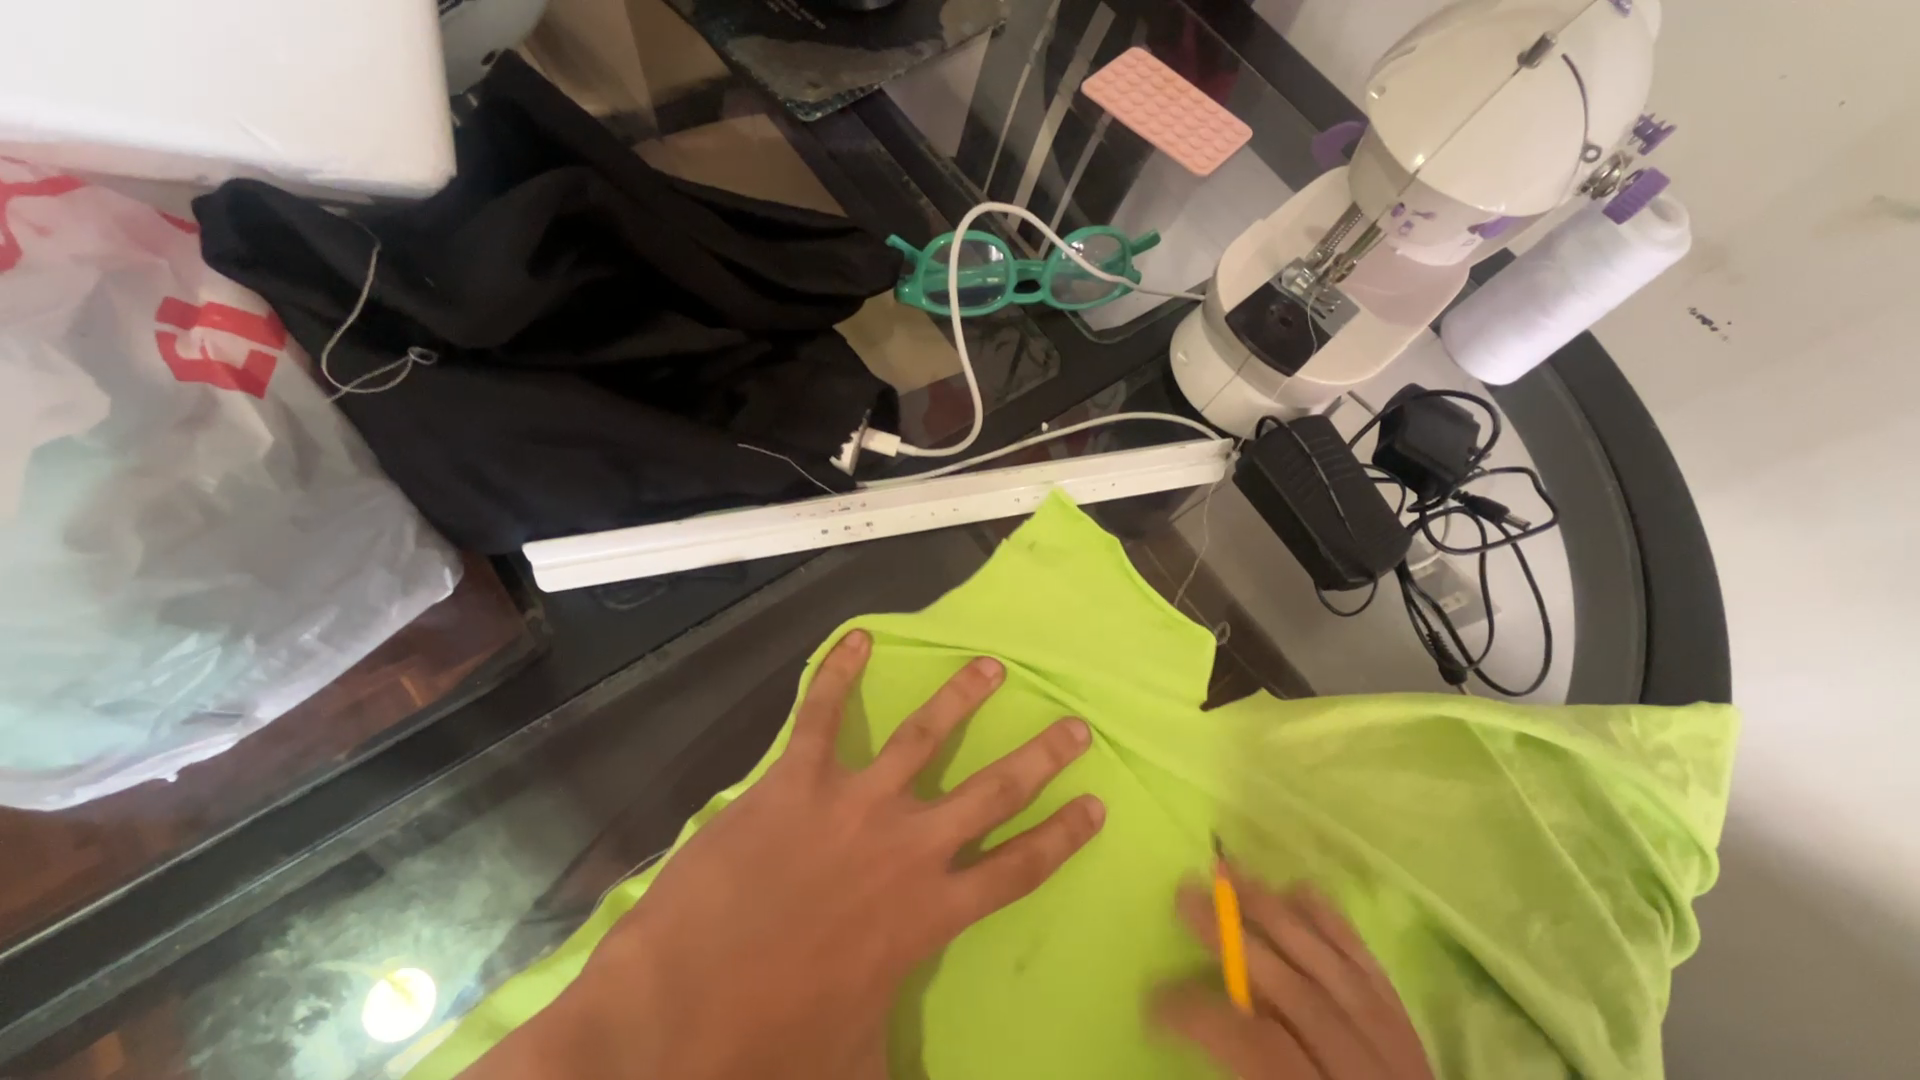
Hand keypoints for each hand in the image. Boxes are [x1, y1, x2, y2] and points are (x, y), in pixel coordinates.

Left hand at [476, 629, 1104, 1079]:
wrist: (678, 1014)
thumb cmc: (771, 1042)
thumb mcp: (857, 1058)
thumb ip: (896, 1048)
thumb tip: (917, 1078)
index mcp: (928, 913)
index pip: (1017, 868)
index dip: (1062, 836)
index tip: (1095, 806)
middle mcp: (906, 848)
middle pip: (993, 793)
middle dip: (1040, 758)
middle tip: (1074, 726)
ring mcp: (851, 806)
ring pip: (922, 737)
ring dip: (960, 698)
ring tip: (990, 666)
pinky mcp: (793, 783)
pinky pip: (821, 715)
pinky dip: (837, 673)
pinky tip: (856, 639)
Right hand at [1155, 870, 1433, 1079]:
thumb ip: (1240, 1075)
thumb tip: (1194, 1028)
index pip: (1258, 1045)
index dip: (1198, 1012)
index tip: (1152, 999)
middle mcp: (1364, 1072)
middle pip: (1297, 991)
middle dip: (1235, 936)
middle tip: (1187, 892)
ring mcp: (1397, 1052)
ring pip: (1334, 969)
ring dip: (1278, 915)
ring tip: (1234, 874)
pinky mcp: (1413, 1036)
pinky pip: (1372, 971)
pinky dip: (1335, 926)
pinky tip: (1303, 890)